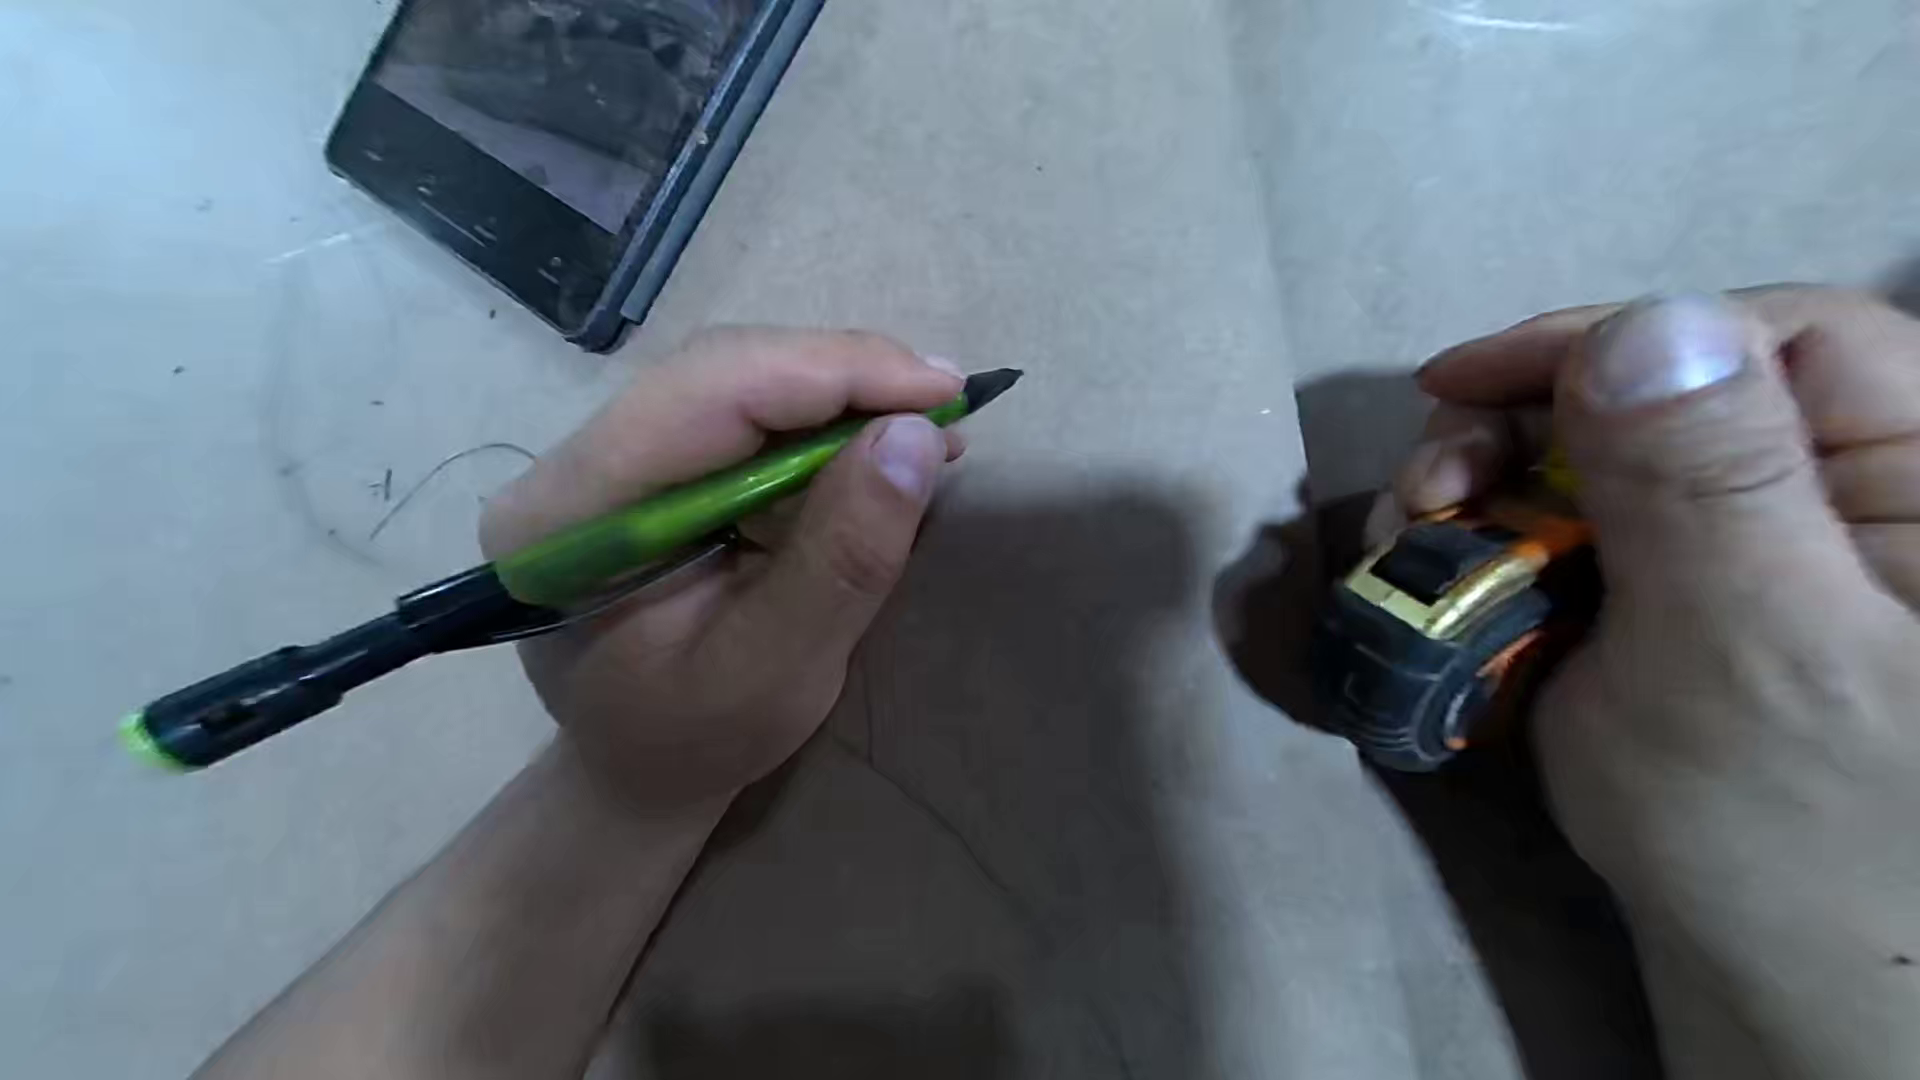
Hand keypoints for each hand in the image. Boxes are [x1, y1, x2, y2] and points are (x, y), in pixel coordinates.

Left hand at [479, 329, 963, 812]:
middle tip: (945, 400)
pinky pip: (753, 416)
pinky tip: (882, 441)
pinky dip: (829, 421)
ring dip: (846, 394)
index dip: (834, 374)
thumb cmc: (700, 738)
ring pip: (746, 382)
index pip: (709, 394)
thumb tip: (915, 437)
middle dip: (848, 376)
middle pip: (727, 372)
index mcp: (573, 516)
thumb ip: (843, 558)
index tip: (941, 390)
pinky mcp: (665, 467)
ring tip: (928, 423)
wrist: (646, 764)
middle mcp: (581, 463)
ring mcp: (621, 458)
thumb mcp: (780, 671)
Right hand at [1395, 289, 1919, 1076]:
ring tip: (1418, 533)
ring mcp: (1714, 531)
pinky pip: (1532, 512)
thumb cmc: (1790, 821)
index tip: (1457, 379)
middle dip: (1503, 423)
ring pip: (1563, 449)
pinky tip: (1432, 559)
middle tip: (1429, 488)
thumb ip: (1702, 487)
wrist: (1768, 945)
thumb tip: (1642, 328)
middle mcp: (1818, 485)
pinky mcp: (1637, 572)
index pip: (1765, 339)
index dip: (1600, 341)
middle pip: (1635, 387)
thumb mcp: (1747, 650)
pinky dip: (1465, 526)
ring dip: (1467, 479)